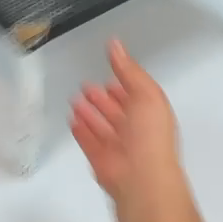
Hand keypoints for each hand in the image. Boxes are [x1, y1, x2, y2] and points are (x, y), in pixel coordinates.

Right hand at [70, 40, 182, 201]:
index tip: (109, 73)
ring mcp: (117, 146)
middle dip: (101, 98)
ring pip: (100, 126)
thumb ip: (128, 69)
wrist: (141, 176)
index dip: (122, 83)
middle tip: (87, 87)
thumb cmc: (150, 136)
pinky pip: (88, 142)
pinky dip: (80, 131)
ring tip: (75, 99)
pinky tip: (73, 120)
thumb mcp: (145, 93)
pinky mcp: (101, 159)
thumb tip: (115, 45)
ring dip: (88, 113)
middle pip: (115, 111)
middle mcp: (135, 130)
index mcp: (150, 113)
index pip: (134, 94)